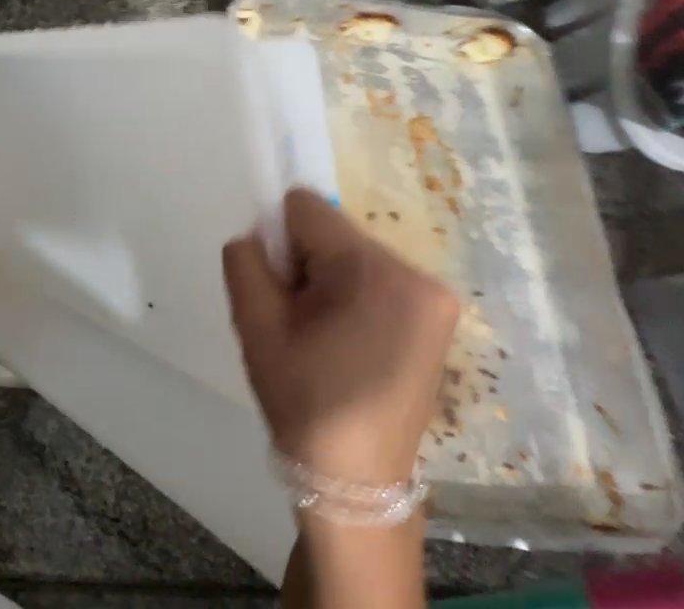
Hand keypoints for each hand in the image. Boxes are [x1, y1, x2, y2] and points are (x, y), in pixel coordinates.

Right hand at [223, 189, 459, 485]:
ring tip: (318, 335)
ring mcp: (436, 301)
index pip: (308, 210)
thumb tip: (257, 236)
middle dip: (304, 263)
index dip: (277, 239)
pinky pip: (376, 281)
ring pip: (353, 256)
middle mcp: (420, 277)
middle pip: (334, 233)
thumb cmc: (302, 396)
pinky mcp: (438, 320)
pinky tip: (342, 342)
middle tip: (295, 318)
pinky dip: (350, 298)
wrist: (354, 472)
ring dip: (326, 282)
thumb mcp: (254, 321)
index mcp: (378, 274)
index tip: (276, 284)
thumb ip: (246, 260)